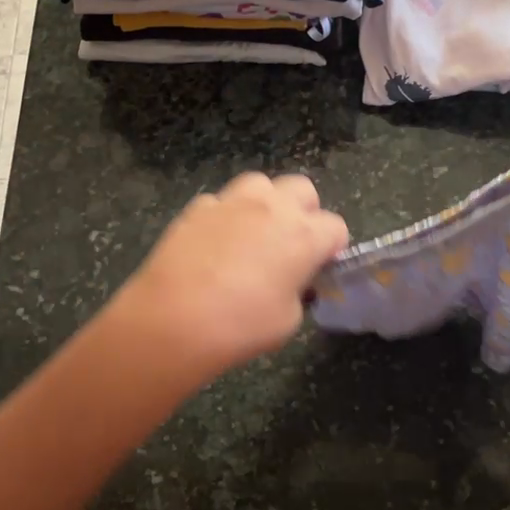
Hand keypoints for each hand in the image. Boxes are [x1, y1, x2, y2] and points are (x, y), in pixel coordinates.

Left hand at [111, 172, 349, 379]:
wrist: (174, 320)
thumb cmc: (241, 326)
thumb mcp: (288, 320)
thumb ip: (298, 291)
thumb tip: (291, 282)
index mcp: (303, 235)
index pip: (335, 227)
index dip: (332, 247)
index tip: (321, 265)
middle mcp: (271, 208)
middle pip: (302, 189)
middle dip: (304, 211)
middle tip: (291, 242)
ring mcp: (231, 202)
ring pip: (260, 183)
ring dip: (265, 203)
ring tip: (254, 232)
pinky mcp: (197, 208)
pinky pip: (220, 202)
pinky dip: (225, 217)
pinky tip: (216, 243)